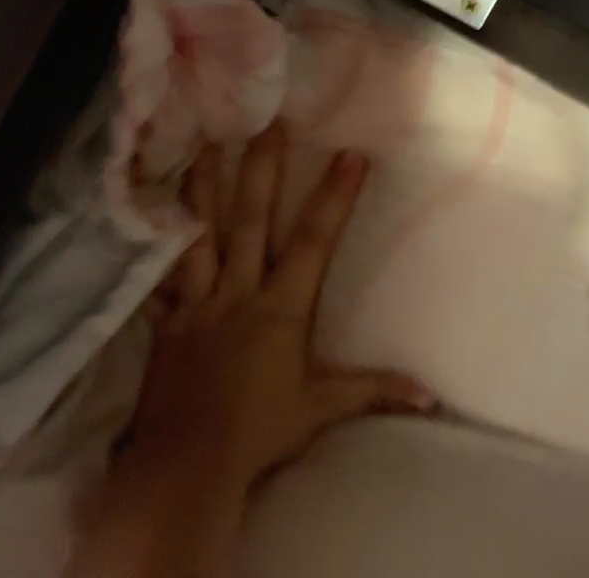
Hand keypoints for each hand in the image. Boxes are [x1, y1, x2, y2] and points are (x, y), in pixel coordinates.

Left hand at [128, 125, 435, 488]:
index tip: (351, 154)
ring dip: (204, 187)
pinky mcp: (167, 323)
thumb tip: (432, 396)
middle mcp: (239, 293)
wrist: (184, 466)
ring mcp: (198, 304)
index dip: (335, 197)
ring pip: (202, 234)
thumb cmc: (259, 430)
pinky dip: (161, 243)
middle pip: (250, 220)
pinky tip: (156, 213)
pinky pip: (164, 275)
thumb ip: (375, 390)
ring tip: (207, 144)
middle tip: (267, 123)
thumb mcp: (322, 407)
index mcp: (281, 308)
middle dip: (262, 169)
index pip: (314, 241)